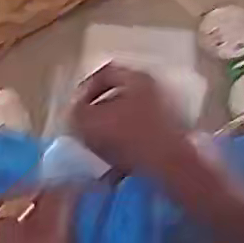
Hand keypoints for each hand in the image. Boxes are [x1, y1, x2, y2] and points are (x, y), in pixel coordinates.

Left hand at [0, 188, 81, 242]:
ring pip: (3, 205)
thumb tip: (75, 233)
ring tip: (31, 222)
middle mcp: (8, 233)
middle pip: (29, 190)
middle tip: (60, 203)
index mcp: (45, 242)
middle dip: (46, 192)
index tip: (89, 191)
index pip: (63, 191)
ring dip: (20, 207)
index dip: (77, 187)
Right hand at [69, 64, 200, 180]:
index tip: (74, 107)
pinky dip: (126, 150)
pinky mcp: (169, 136)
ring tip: (98, 152)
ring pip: (129, 119)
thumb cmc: (128, 137)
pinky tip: (115, 170)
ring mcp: (165, 112)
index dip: (85, 88)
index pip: (105, 72)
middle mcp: (153, 89)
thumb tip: (74, 113)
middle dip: (98, 114)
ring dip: (111, 135)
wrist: (169, 165)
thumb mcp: (90, 123)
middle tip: (85, 129)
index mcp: (135, 78)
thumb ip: (76, 114)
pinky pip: (141, 138)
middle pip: (118, 96)